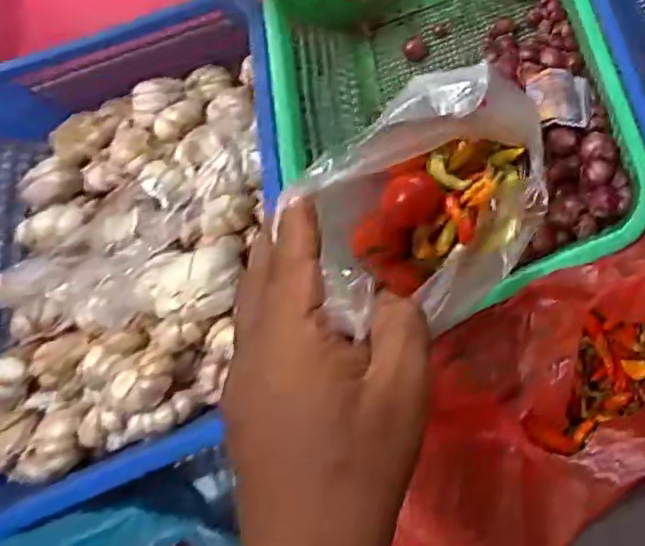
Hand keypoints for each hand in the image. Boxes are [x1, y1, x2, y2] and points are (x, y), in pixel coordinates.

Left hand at [225, 196, 429, 545]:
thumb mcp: (402, 382)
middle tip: (294, 205)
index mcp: (288, 341)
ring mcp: (242, 387)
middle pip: (258, 283)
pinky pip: (256, 337)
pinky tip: (297, 310)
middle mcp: (252, 356)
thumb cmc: (363, 456)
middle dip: (275, 241)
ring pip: (251, 312)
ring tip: (294, 244)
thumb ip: (398, 319)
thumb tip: (384, 293)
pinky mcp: (245, 411)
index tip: (298, 187)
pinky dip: (273, 304)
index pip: (291, 265)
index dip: (296, 224)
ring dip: (272, 273)